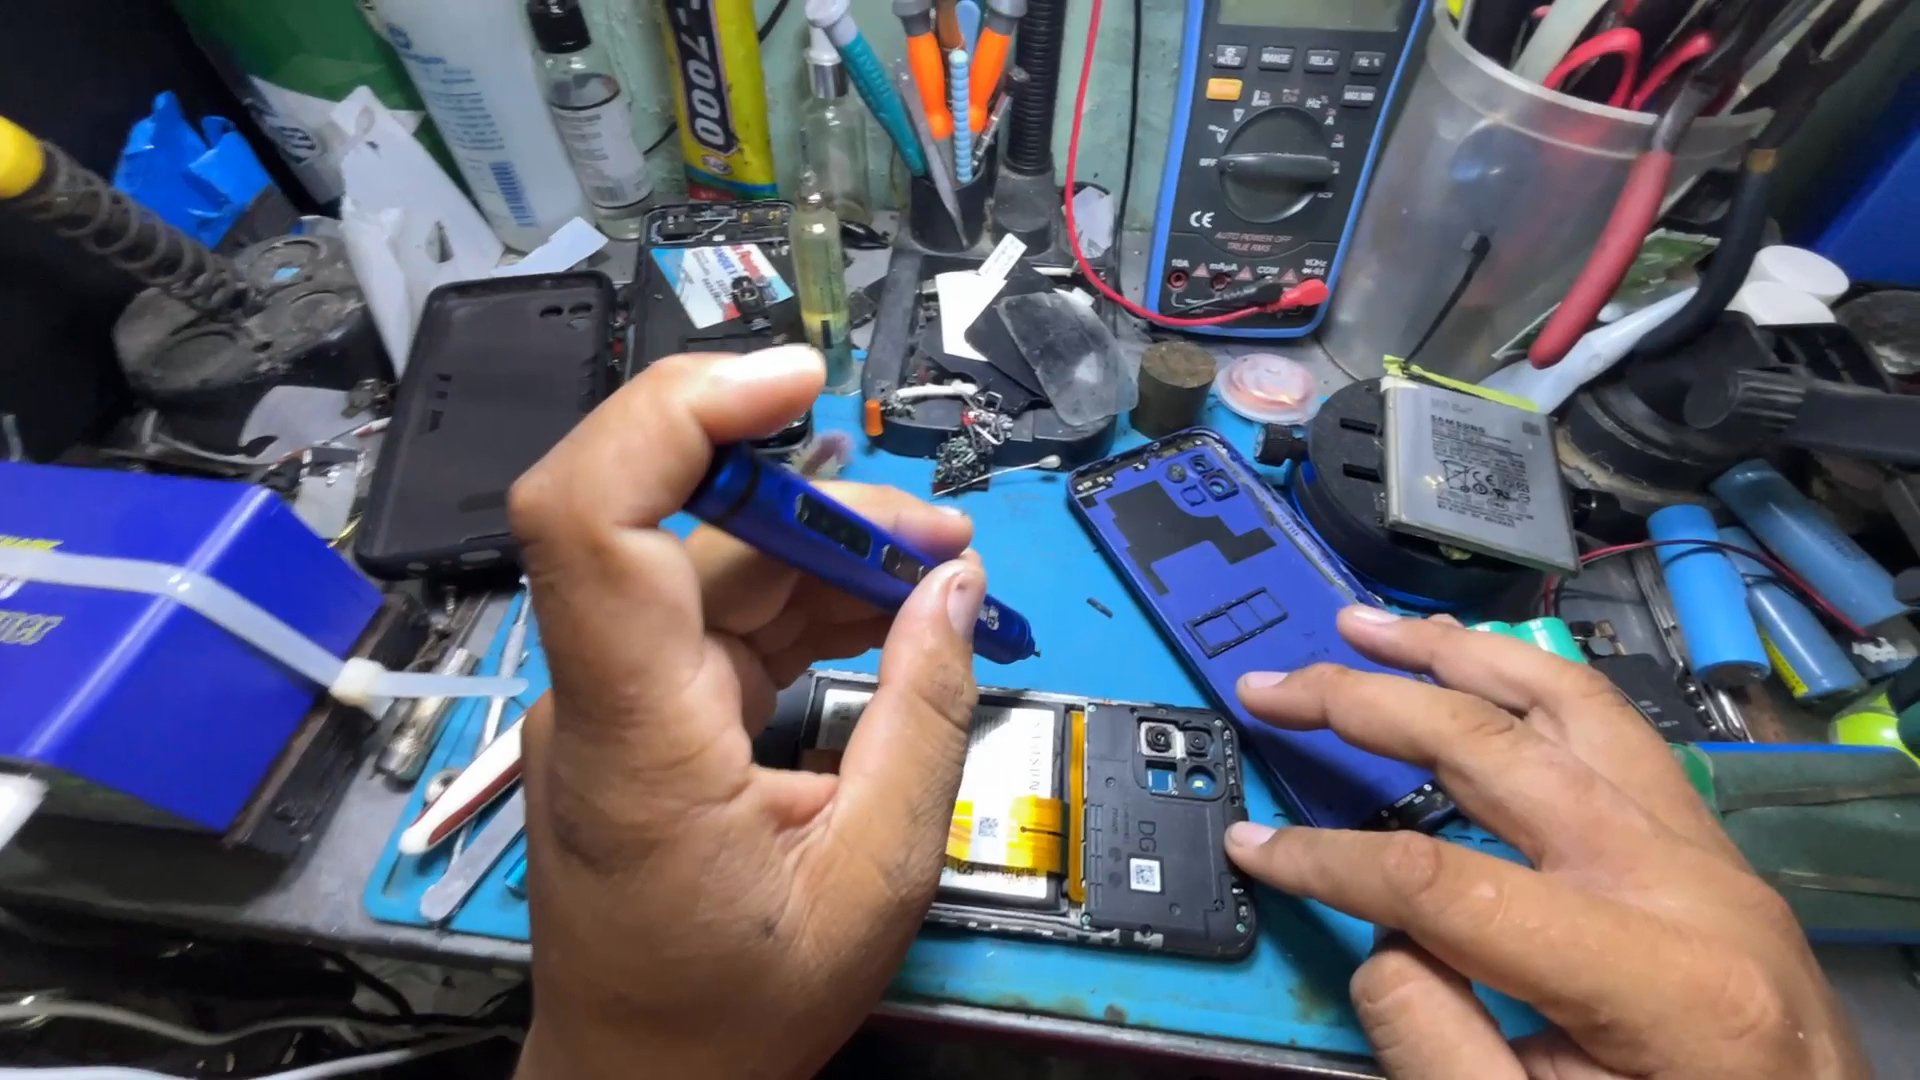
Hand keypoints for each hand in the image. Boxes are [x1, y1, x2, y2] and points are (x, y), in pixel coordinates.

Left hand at [506, 346, 985, 1079]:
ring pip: (731, 565)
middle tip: (942, 543)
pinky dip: (821, 601)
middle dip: (832, 511)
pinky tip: (890, 612)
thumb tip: (954, 589)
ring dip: (840, 556)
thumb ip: (924, 717)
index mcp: (634, 731)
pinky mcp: (659, 702)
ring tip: (937, 576)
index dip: (679, 416)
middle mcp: (610, 688)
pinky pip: (740, 614)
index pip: (593, 516)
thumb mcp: (876, 872)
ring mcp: (630, 690)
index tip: (792, 383)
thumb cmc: (743, 1003)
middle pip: (702, 531)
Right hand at [1225, 608, 1868, 1079]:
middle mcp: (1686, 881)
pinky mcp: (1696, 839)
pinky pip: (1598, 719)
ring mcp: (1702, 848)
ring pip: (1559, 699)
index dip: (1323, 859)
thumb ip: (1430, 1039)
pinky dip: (1513, 669)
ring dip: (1445, 650)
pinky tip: (1465, 655)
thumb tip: (1380, 931)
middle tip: (1271, 686)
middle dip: (1359, 704)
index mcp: (1658, 975)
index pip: (1439, 880)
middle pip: (1489, 747)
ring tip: (1364, 624)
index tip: (1250, 848)